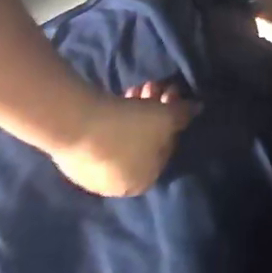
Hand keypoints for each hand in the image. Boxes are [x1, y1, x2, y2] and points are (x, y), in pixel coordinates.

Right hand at [52, 82, 194, 196]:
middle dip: (153, 112)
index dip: (173, 118)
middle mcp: (117, 186)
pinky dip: (111, 119)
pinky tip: (111, 101)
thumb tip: (199, 109)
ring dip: (133, 112)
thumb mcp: (165, 118)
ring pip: (122, 139)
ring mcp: (91, 174)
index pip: (167, 147)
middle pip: (144, 143)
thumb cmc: (130, 126)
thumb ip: (184, 115)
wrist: (74, 124)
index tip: (170, 94)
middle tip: (152, 86)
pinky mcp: (73, 159)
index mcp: (143, 183)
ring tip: (133, 88)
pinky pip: (100, 137)